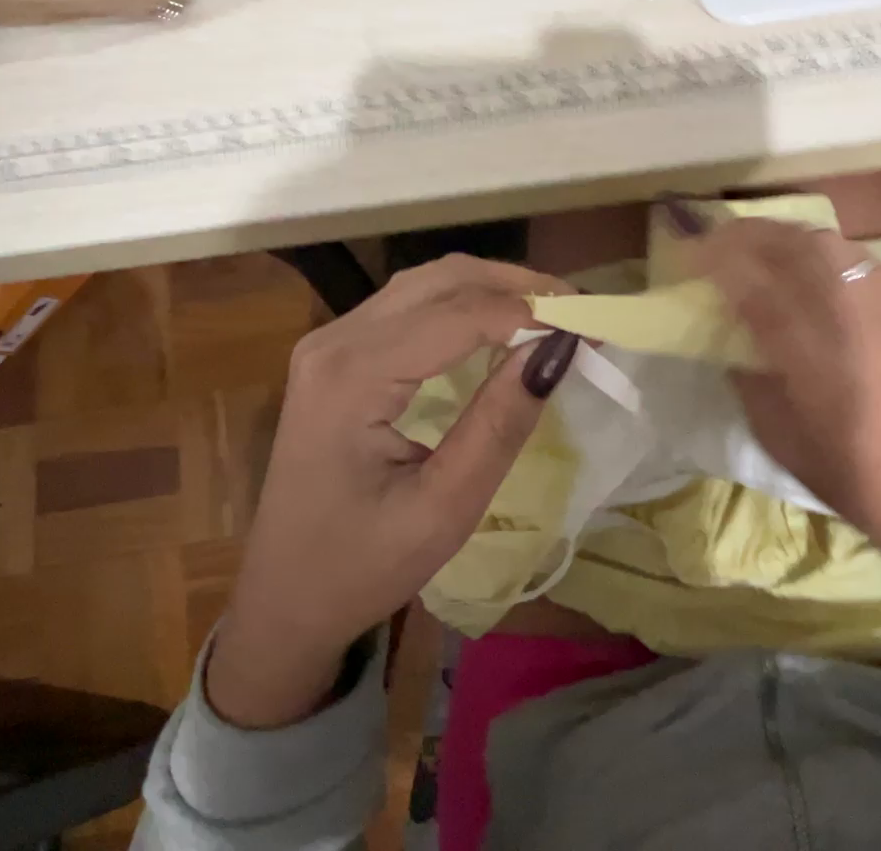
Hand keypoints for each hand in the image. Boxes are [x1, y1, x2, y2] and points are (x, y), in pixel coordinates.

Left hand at [206, 255, 580, 726]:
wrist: (286, 600)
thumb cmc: (363, 567)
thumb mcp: (445, 507)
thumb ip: (499, 424)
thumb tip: (556, 351)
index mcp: (352, 377)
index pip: (459, 315)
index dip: (533, 313)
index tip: (594, 329)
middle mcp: (334, 341)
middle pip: (441, 280)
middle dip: (518, 286)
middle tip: (580, 313)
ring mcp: (330, 344)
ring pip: (426, 284)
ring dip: (493, 289)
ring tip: (553, 314)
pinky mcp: (337, 357)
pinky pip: (410, 308)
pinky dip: (465, 306)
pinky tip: (501, 326)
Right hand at [681, 212, 880, 576]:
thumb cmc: (859, 481)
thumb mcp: (783, 442)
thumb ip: (750, 381)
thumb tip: (730, 334)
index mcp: (822, 369)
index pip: (762, 294)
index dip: (722, 265)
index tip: (692, 252)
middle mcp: (862, 327)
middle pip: (801, 251)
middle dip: (751, 235)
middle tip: (717, 237)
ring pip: (835, 246)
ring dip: (786, 235)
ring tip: (755, 241)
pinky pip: (863, 259)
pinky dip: (824, 249)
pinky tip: (806, 259)